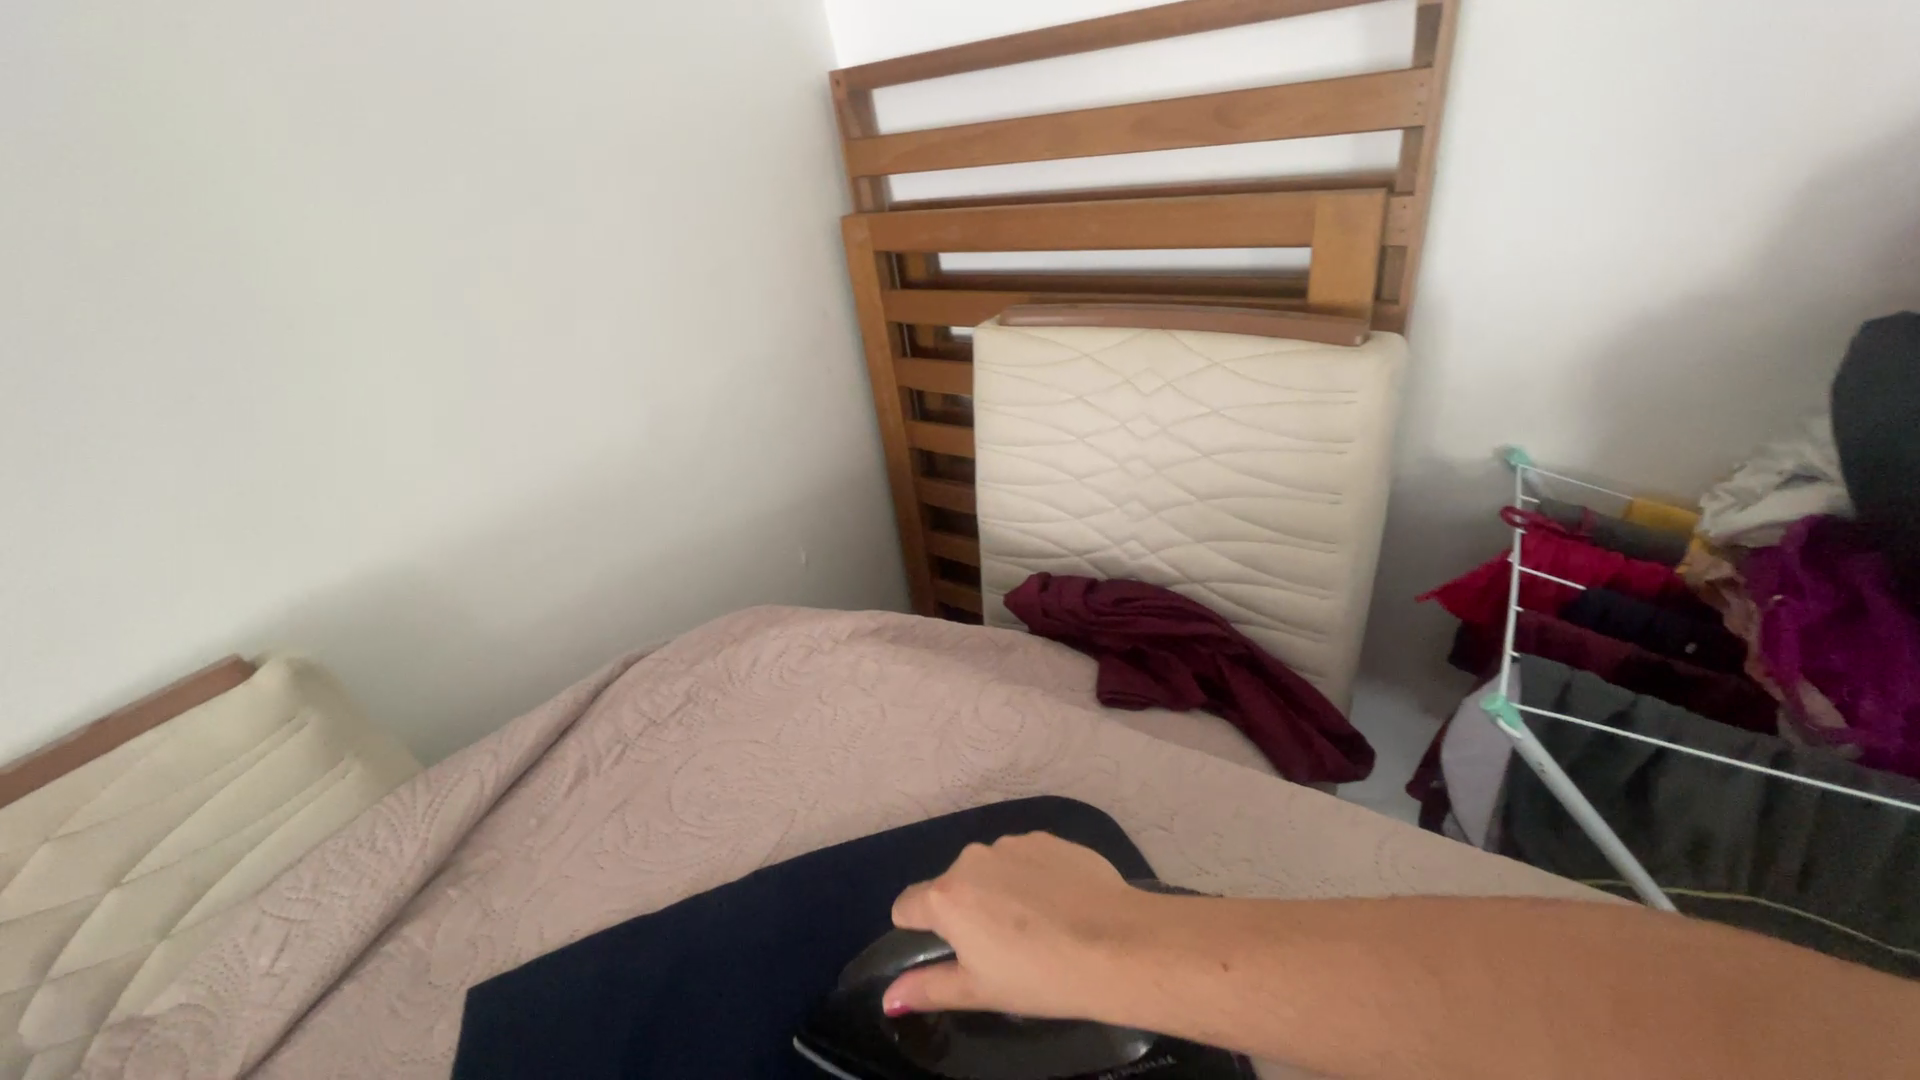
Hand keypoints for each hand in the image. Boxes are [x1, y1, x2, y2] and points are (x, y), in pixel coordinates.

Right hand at [883, 832, 1147, 1019]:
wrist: (1116, 943)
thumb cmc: (1040, 976)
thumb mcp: (980, 991)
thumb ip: (928, 988)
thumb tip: (887, 997)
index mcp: (947, 896)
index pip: (907, 904)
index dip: (919, 930)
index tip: (948, 951)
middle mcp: (972, 858)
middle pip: (953, 885)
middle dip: (967, 910)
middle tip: (1001, 947)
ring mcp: (1013, 843)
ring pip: (991, 869)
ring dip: (1000, 890)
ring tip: (1037, 925)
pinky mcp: (1048, 838)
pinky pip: (1026, 858)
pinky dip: (1033, 877)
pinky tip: (1061, 905)